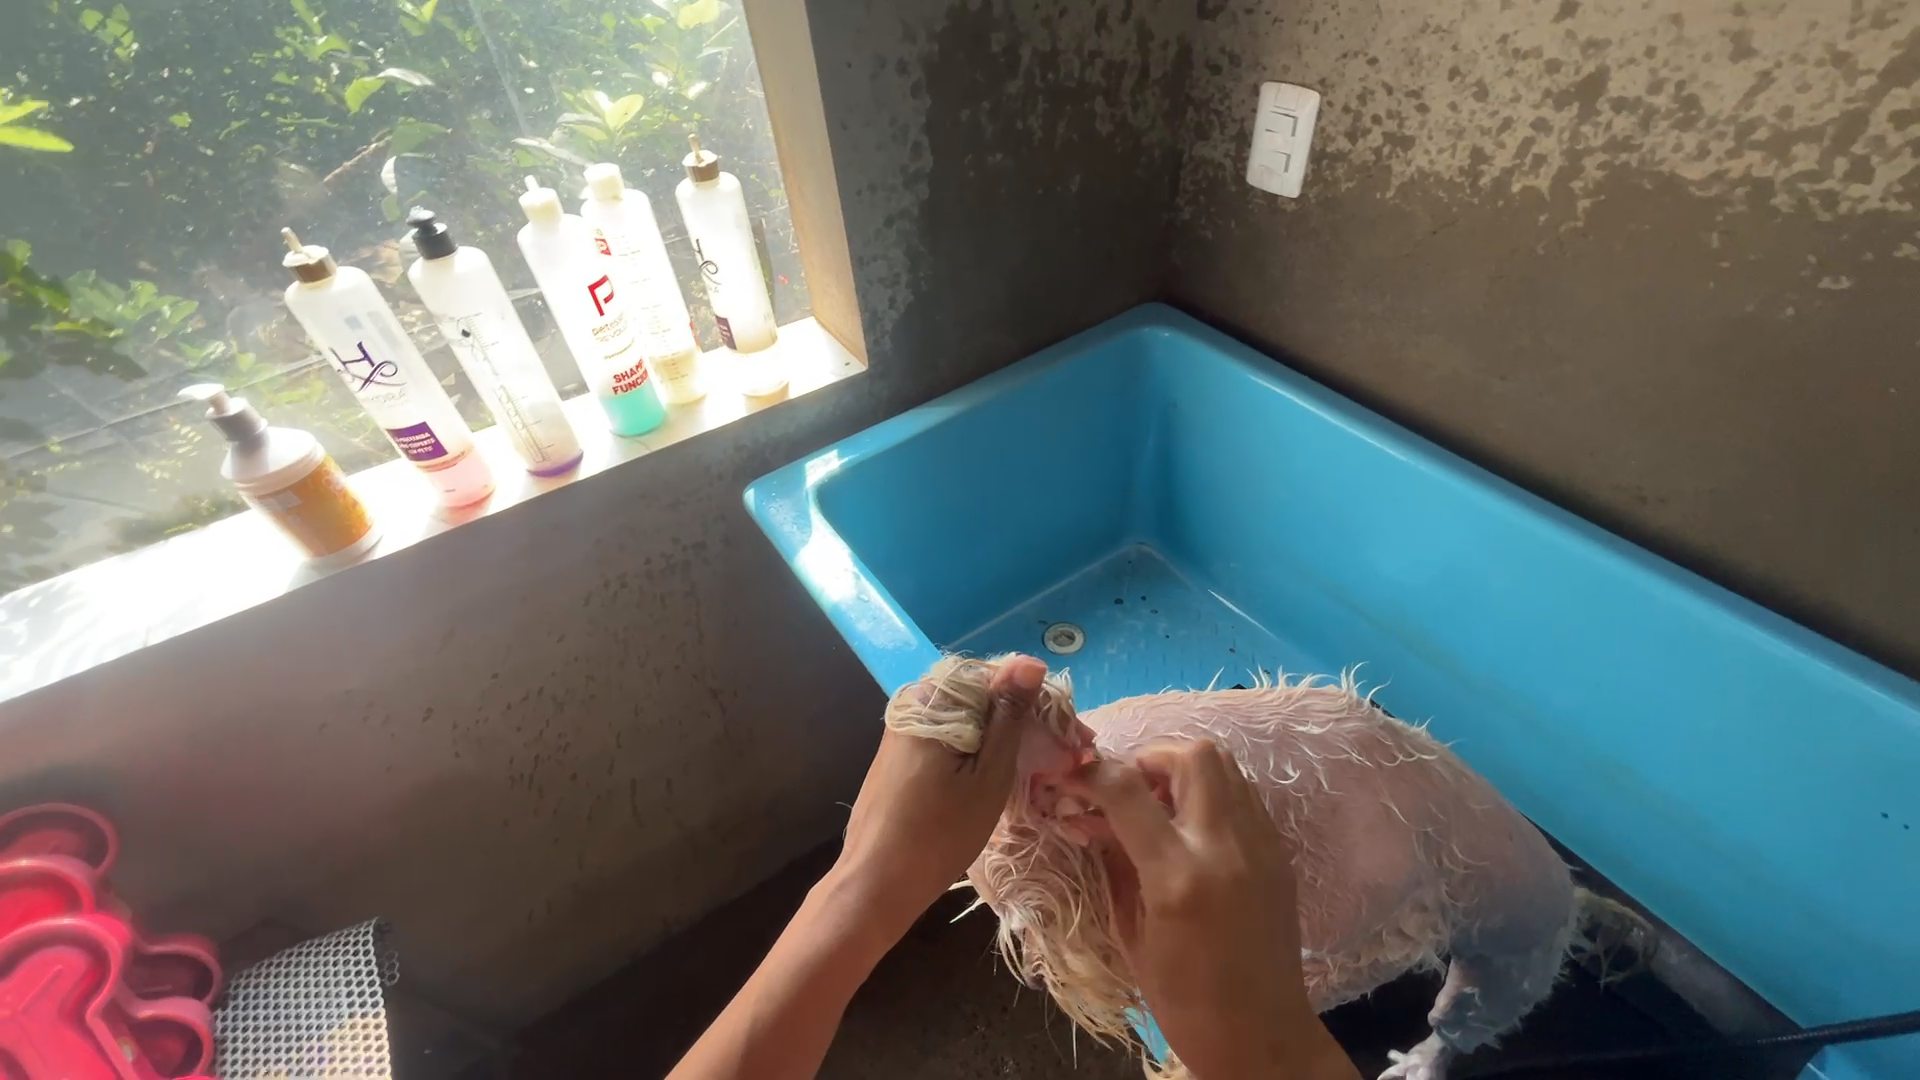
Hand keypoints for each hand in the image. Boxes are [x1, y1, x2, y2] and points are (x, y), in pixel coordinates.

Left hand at [829, 655, 1048, 938]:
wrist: (875, 883)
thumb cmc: (939, 832)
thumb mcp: (988, 774)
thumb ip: (1009, 714)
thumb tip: (1030, 661)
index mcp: (932, 699)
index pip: (998, 677)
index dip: (1041, 702)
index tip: (1075, 734)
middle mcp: (914, 703)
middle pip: (982, 698)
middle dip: (1026, 721)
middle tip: (1068, 756)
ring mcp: (905, 728)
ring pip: (969, 719)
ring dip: (1005, 737)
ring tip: (1044, 767)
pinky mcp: (902, 754)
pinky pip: (951, 738)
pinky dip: (979, 751)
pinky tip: (1002, 774)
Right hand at [1063, 740, 1356, 1079]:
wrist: (1264, 1040)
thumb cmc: (1182, 998)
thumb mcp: (1130, 931)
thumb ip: (1112, 859)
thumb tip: (1087, 814)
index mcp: (1178, 877)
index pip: (1128, 790)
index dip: (1092, 772)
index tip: (1073, 778)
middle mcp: (1225, 848)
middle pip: (1192, 755)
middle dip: (1150, 758)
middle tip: (1130, 790)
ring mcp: (1261, 846)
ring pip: (1225, 763)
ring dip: (1182, 769)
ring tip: (1161, 804)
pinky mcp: (1279, 851)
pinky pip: (1242, 792)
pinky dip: (1210, 791)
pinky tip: (1192, 825)